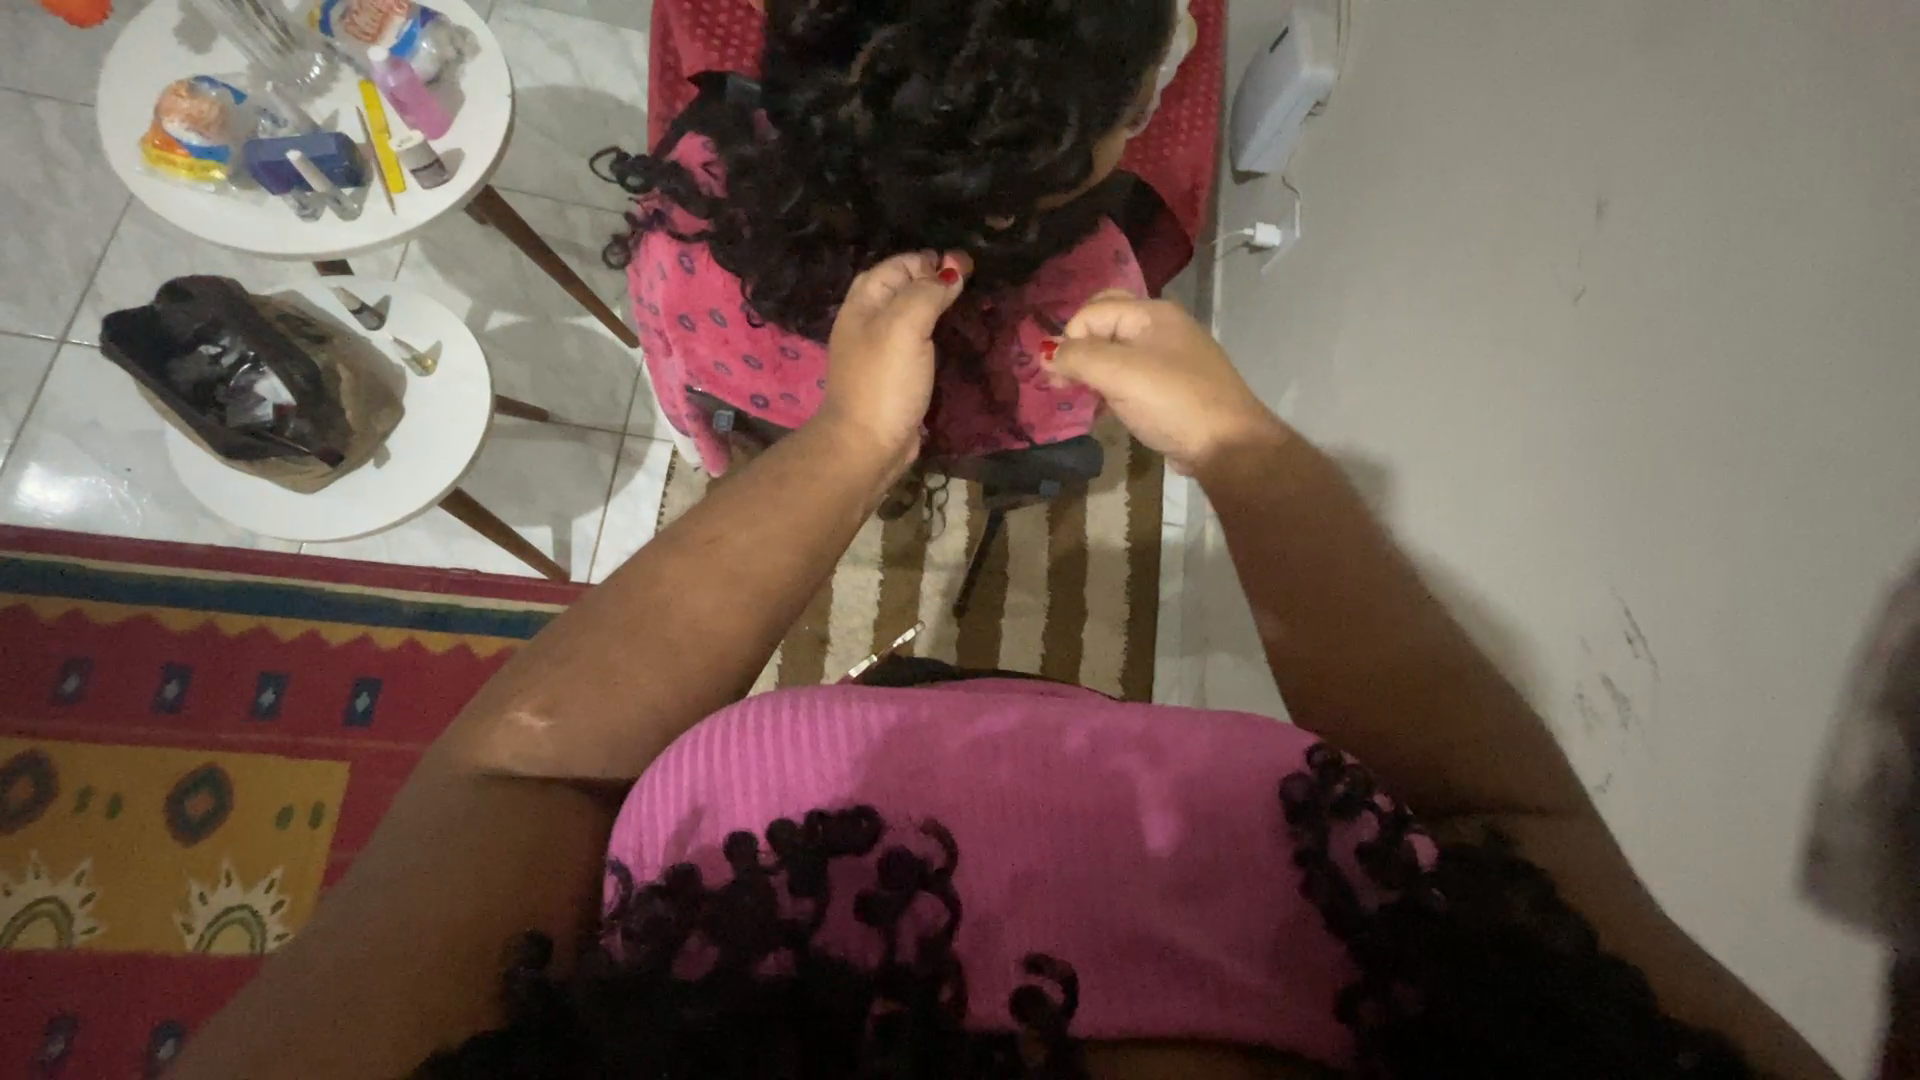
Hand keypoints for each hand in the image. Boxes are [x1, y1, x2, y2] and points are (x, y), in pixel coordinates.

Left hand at [815, 249, 971, 472]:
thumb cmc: (884, 381)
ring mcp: (882, 354)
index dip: (929, 262)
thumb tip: (952, 272)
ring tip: (970, 311)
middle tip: (972, 288)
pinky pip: (918, 348)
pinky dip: (937, 340)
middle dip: (935, 284)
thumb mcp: (905, 325)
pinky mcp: (896, 380)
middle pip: (904, 291)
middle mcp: (869, 324)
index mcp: (864, 304)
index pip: (897, 266)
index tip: (966, 268)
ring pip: (912, 320)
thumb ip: (928, 292)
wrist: (867, 445)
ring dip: (939, 313)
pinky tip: (956, 343)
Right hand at [1043, 291, 1287, 475]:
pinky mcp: (1173, 387)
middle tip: (1064, 382)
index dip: (1070, 340)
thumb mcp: (1119, 374)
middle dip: (1079, 350)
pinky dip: (1113, 387)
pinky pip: (1132, 377)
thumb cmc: (1172, 402)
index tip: (1060, 377)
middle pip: (1106, 325)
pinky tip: (1107, 409)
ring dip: (1094, 371)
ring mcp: (1171, 358)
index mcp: (1152, 313)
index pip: (1093, 311)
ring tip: (1083, 398)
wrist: (1228, 445)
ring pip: (1118, 353)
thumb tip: (1046, 353)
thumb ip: (1078, 358)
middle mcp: (1163, 328)